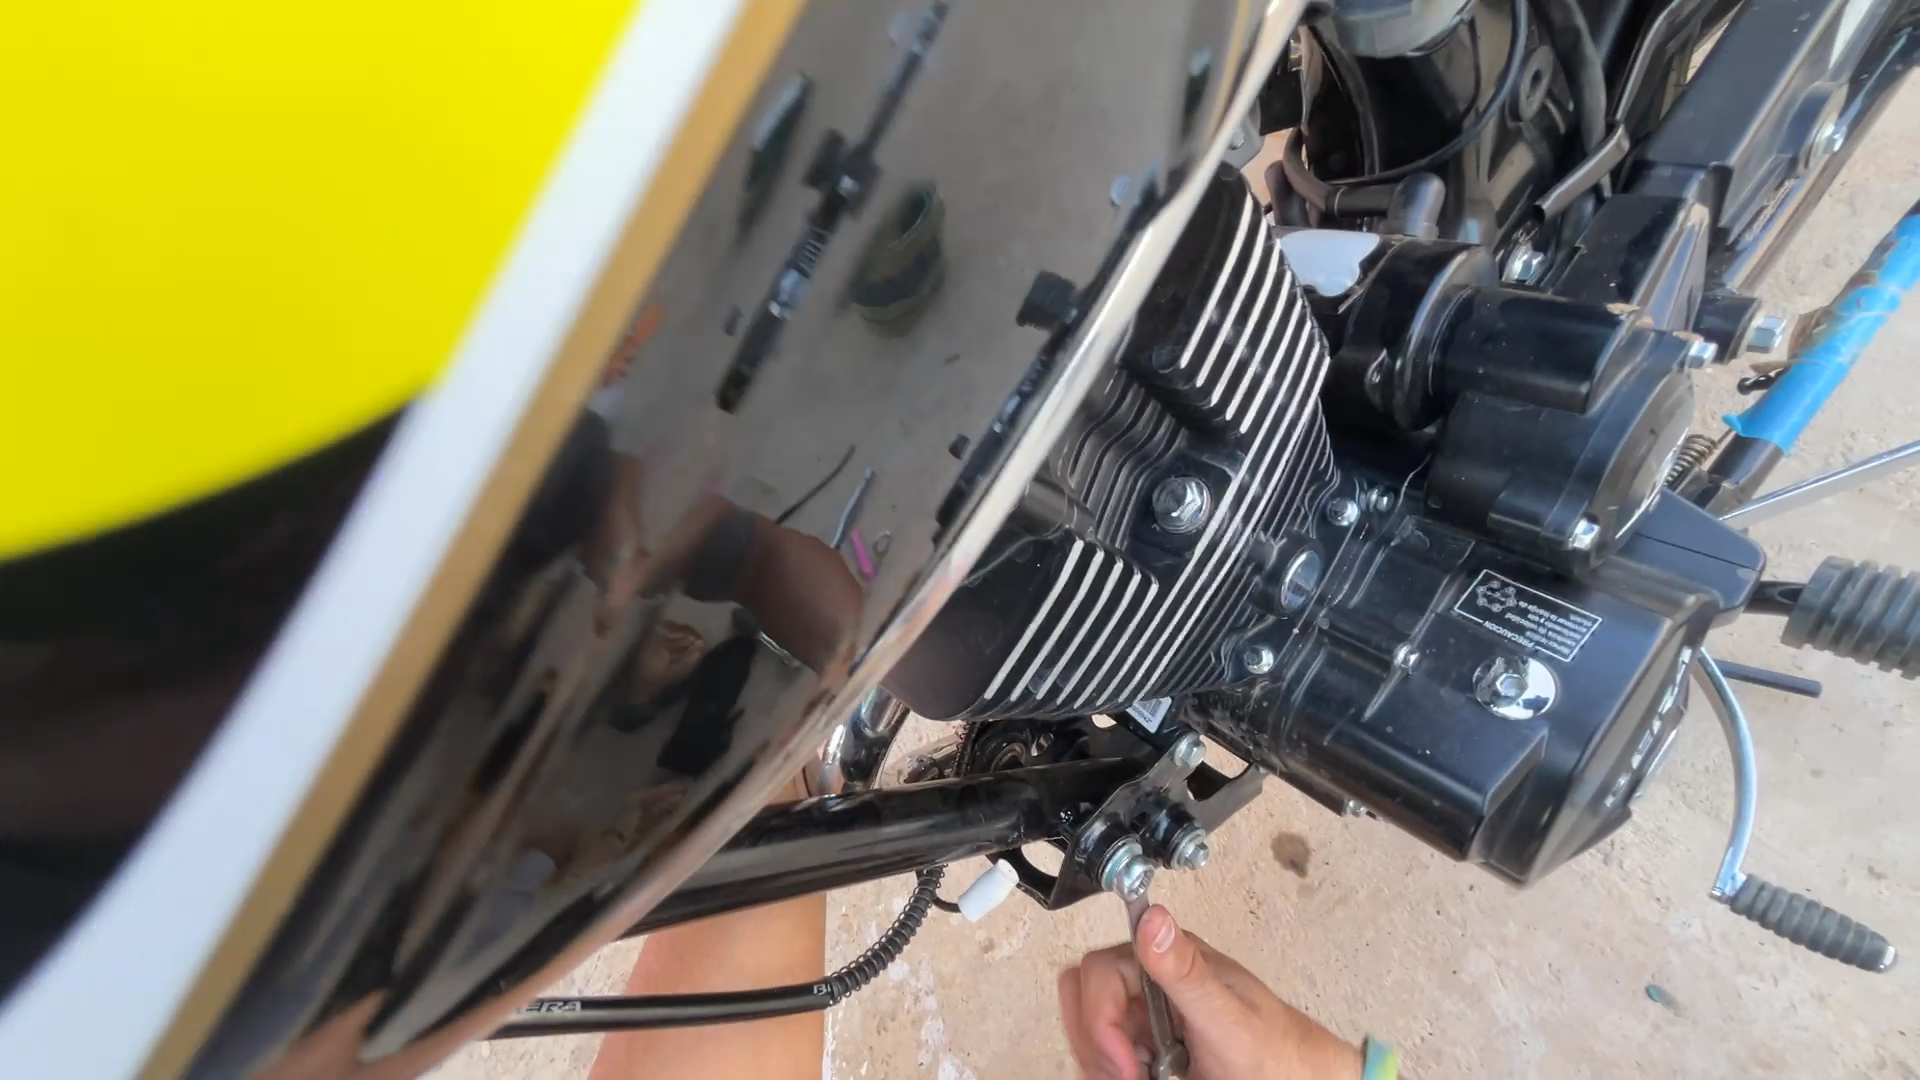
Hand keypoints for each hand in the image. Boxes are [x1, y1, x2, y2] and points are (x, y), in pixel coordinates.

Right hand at [1056, 905, 1364, 1079]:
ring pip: (1085, 1021)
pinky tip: (1139, 1077)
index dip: (1100, 1020)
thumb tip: (1152, 915)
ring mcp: (1144, 1007)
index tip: (1126, 1068)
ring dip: (1100, 1057)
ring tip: (1137, 1078)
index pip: (1097, 973)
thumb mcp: (1231, 1022)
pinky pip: (1104, 1046)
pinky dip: (1110, 1066)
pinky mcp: (1145, 1037)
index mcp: (1164, 956)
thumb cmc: (1277, 1055)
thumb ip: (1186, 972)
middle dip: (1094, 1040)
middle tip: (1128, 1076)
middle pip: (1082, 992)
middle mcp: (1147, 974)